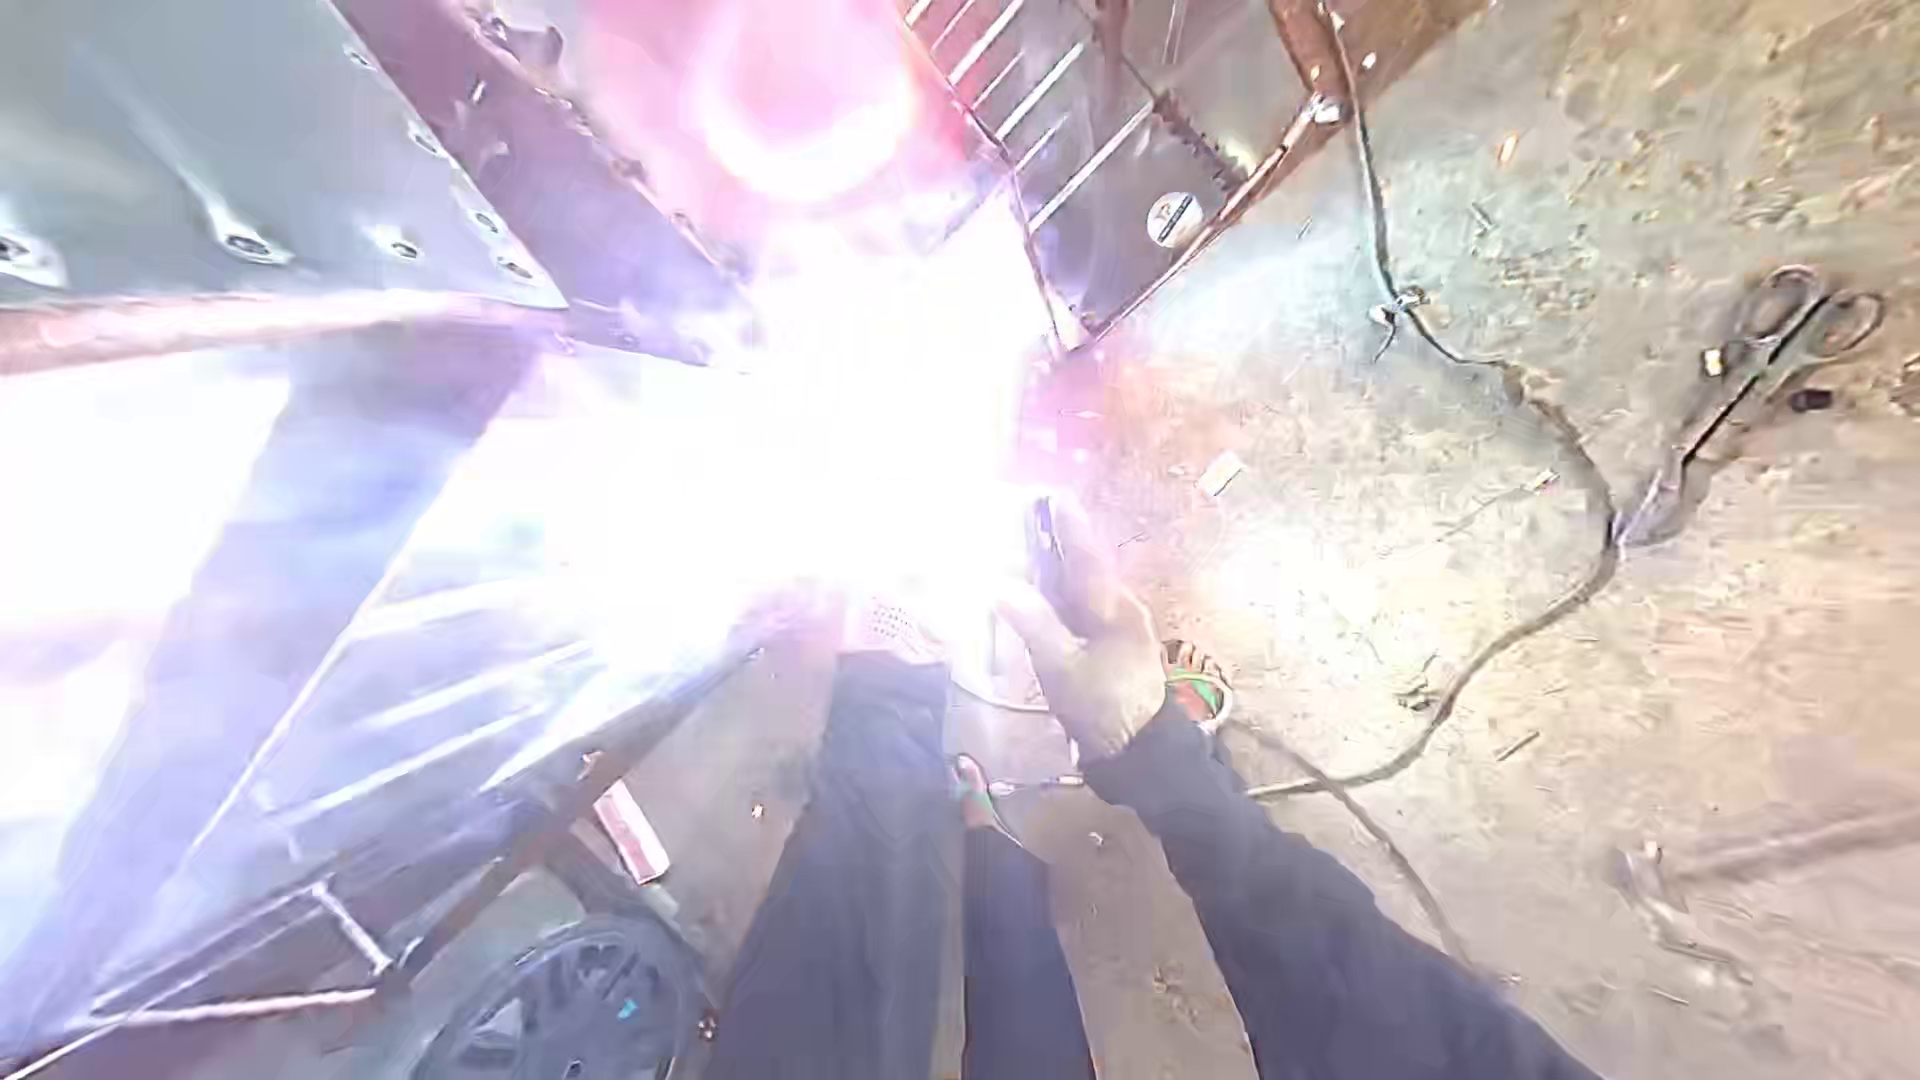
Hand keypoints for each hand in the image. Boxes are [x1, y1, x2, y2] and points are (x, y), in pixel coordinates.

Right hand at [997, 497, 1165, 759]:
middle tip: (1034, 516)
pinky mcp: (1115, 642)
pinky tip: (1046, 591)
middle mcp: (1123, 608)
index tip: (1056, 495)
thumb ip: (1034, 624)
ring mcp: (1122, 626)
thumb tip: (1000, 585)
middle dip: (1062, 540)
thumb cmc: (1101, 706)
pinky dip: (1064, 592)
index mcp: (1114, 609)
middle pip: (1087, 566)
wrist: (1138, 750)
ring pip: (1086, 586)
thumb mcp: (1062, 668)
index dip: (1070, 526)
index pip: (1086, 556)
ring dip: (1062, 565)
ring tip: (1034, 544)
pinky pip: (1085, 605)